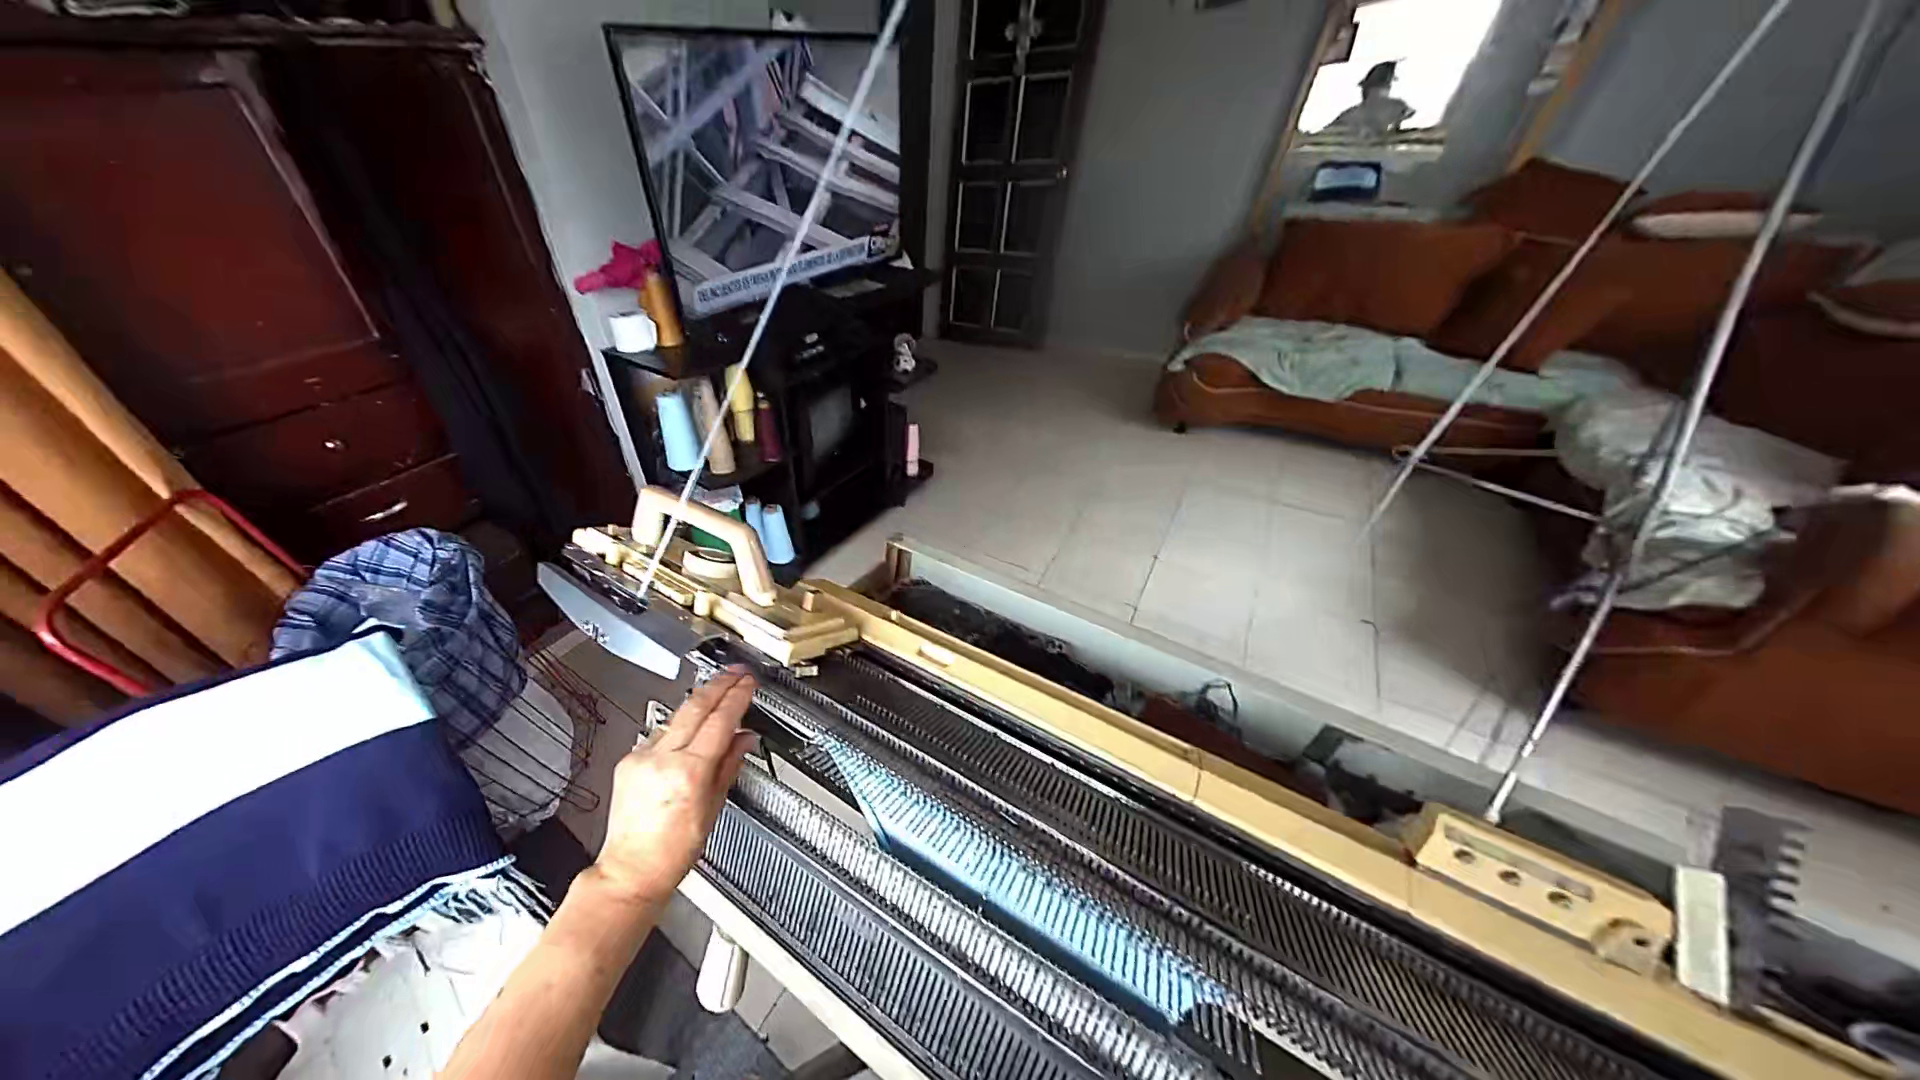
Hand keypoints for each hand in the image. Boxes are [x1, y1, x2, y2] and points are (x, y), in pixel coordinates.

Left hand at [591, 667, 757, 906]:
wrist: (630, 870)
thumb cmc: (672, 851)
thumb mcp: (714, 806)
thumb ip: (730, 764)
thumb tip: (745, 739)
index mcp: (690, 772)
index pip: (720, 720)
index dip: (737, 696)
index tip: (748, 683)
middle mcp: (662, 760)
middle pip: (696, 706)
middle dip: (719, 684)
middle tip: (736, 673)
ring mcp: (642, 758)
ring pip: (676, 715)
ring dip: (700, 700)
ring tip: (718, 691)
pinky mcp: (628, 762)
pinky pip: (659, 732)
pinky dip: (679, 724)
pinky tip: (690, 724)